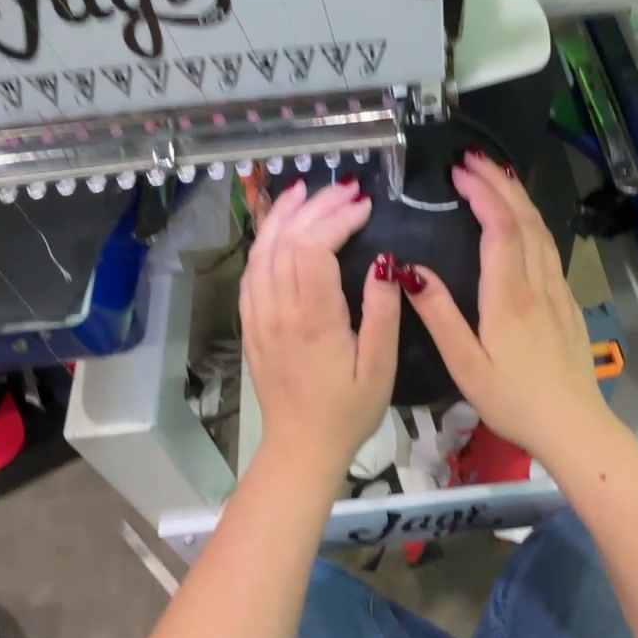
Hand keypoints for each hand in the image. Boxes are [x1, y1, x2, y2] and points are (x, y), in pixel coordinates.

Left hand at [240, 177, 399, 480]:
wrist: (301, 446)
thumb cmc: (348, 411)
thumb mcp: (380, 368)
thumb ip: (382, 312)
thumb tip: (386, 263)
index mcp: (313, 321)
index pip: (314, 248)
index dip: (336, 219)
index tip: (365, 207)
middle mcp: (279, 312)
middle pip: (286, 241)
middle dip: (315, 207)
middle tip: (345, 190)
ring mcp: (259, 317)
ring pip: (262, 252)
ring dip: (283, 216)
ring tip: (305, 191)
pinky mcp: (252, 325)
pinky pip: (251, 273)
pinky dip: (264, 243)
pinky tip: (279, 231)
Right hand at [397, 152, 616, 458]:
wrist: (573, 425)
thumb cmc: (514, 401)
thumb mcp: (465, 366)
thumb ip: (439, 316)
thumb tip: (410, 272)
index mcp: (509, 297)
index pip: (500, 228)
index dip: (482, 193)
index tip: (460, 171)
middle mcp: (538, 285)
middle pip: (525, 219)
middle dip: (500, 183)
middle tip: (474, 159)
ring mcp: (558, 292)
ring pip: (542, 231)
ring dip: (519, 198)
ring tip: (497, 177)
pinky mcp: (567, 304)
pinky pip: (550, 248)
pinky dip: (532, 222)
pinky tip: (523, 223)